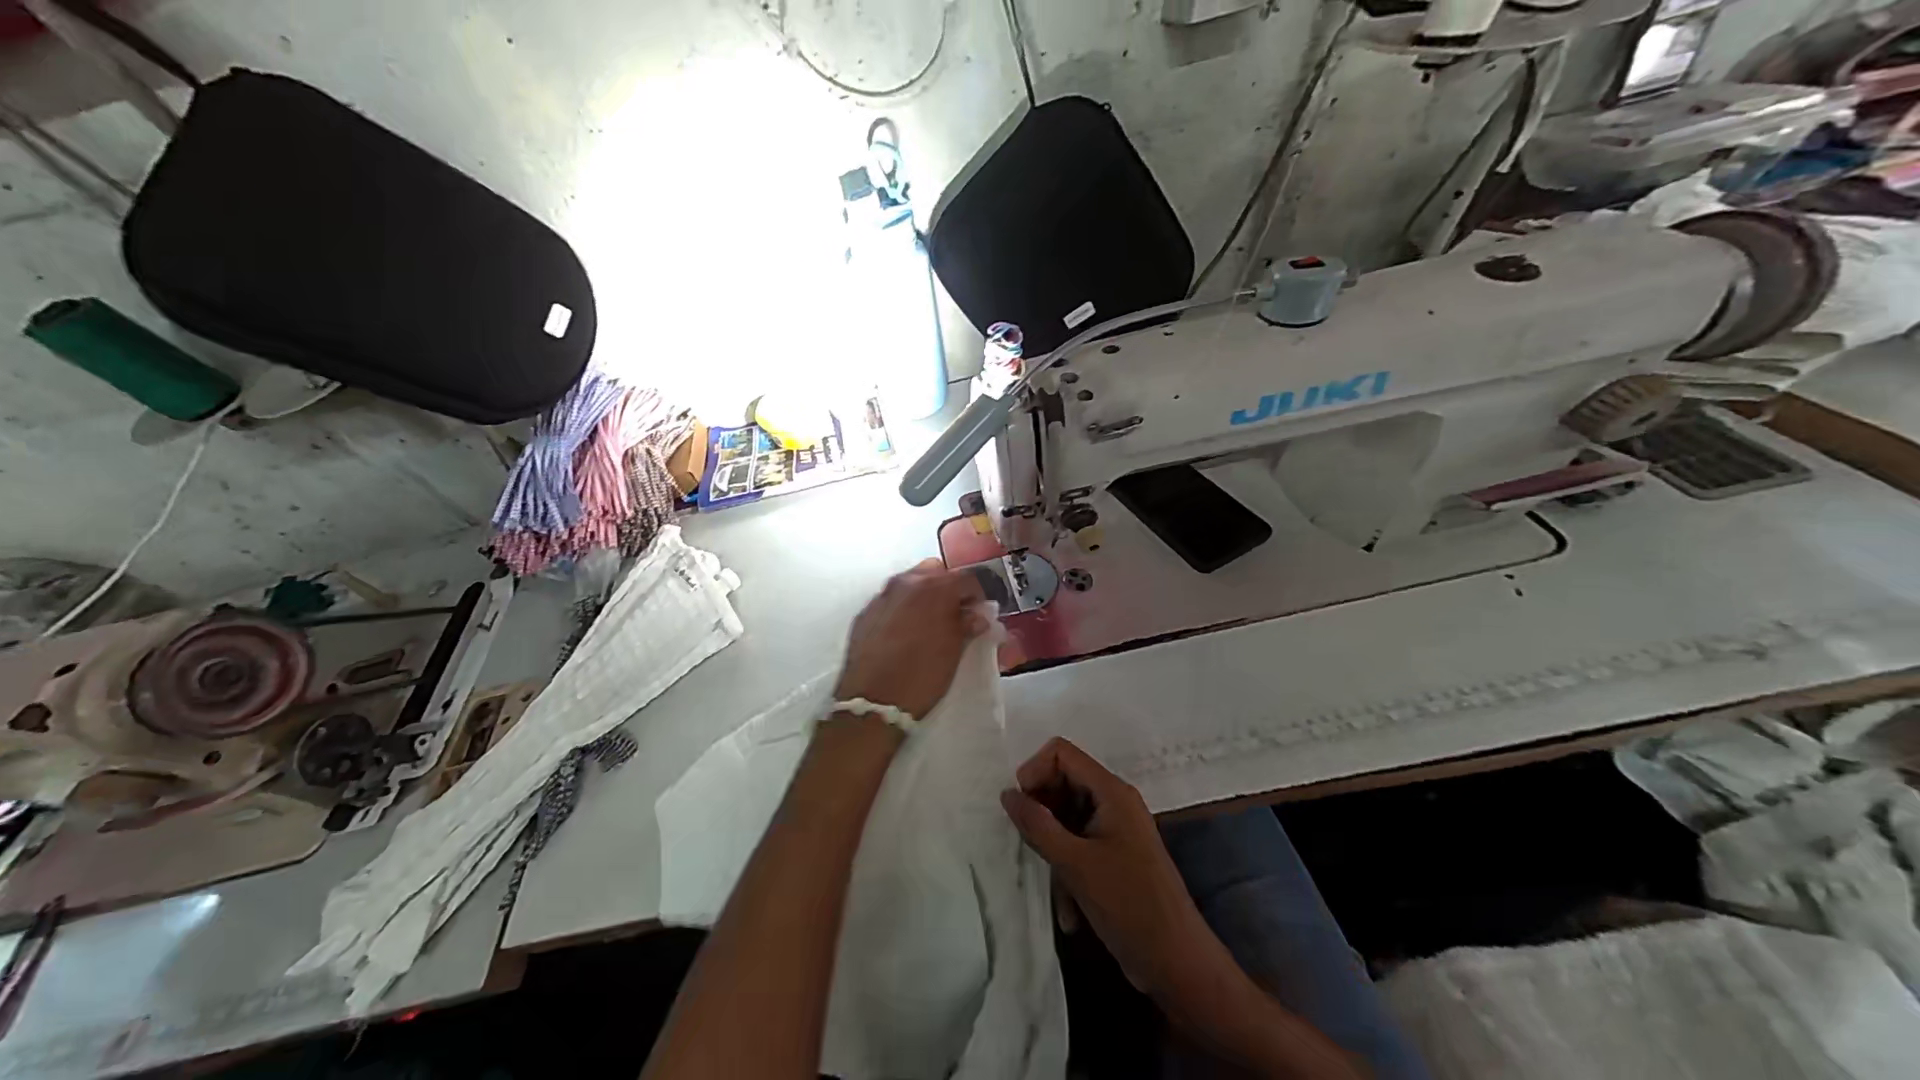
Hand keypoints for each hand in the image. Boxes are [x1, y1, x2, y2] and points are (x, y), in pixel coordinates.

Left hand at [832, 559, 988, 721]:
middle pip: (935, 572)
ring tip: (929, 624)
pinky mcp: (865, 613)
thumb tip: (977, 615)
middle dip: (947, 588)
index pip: (966, 579)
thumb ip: (967, 625)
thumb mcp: (955, 651)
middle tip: (954, 615)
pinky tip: (904, 634)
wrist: (873, 701)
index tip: (979, 615)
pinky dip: (902, 609)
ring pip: (910, 583)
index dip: (977, 596)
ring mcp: (882, 595)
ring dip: (923, 596)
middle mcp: (906, 582)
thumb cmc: (923, 675)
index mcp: (935, 587)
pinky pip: (890, 601)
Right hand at [999, 737, 1216, 998]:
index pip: (1060, 753)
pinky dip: (1066, 872)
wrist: (1176, 962)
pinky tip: (1069, 912)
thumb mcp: (1074, 864)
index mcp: (1111, 792)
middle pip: (1061, 783)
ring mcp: (1114, 830)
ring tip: (1055, 889)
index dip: (1033, 772)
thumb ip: (1037, 824)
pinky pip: (1076, 847)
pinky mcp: (1113, 857)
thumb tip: (1007, 793)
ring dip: (1052, 851)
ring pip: (1065, 820)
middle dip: (1041, 814)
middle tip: (1029, 845)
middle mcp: (1113, 802)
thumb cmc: (1127, 904)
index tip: (1019, 808)